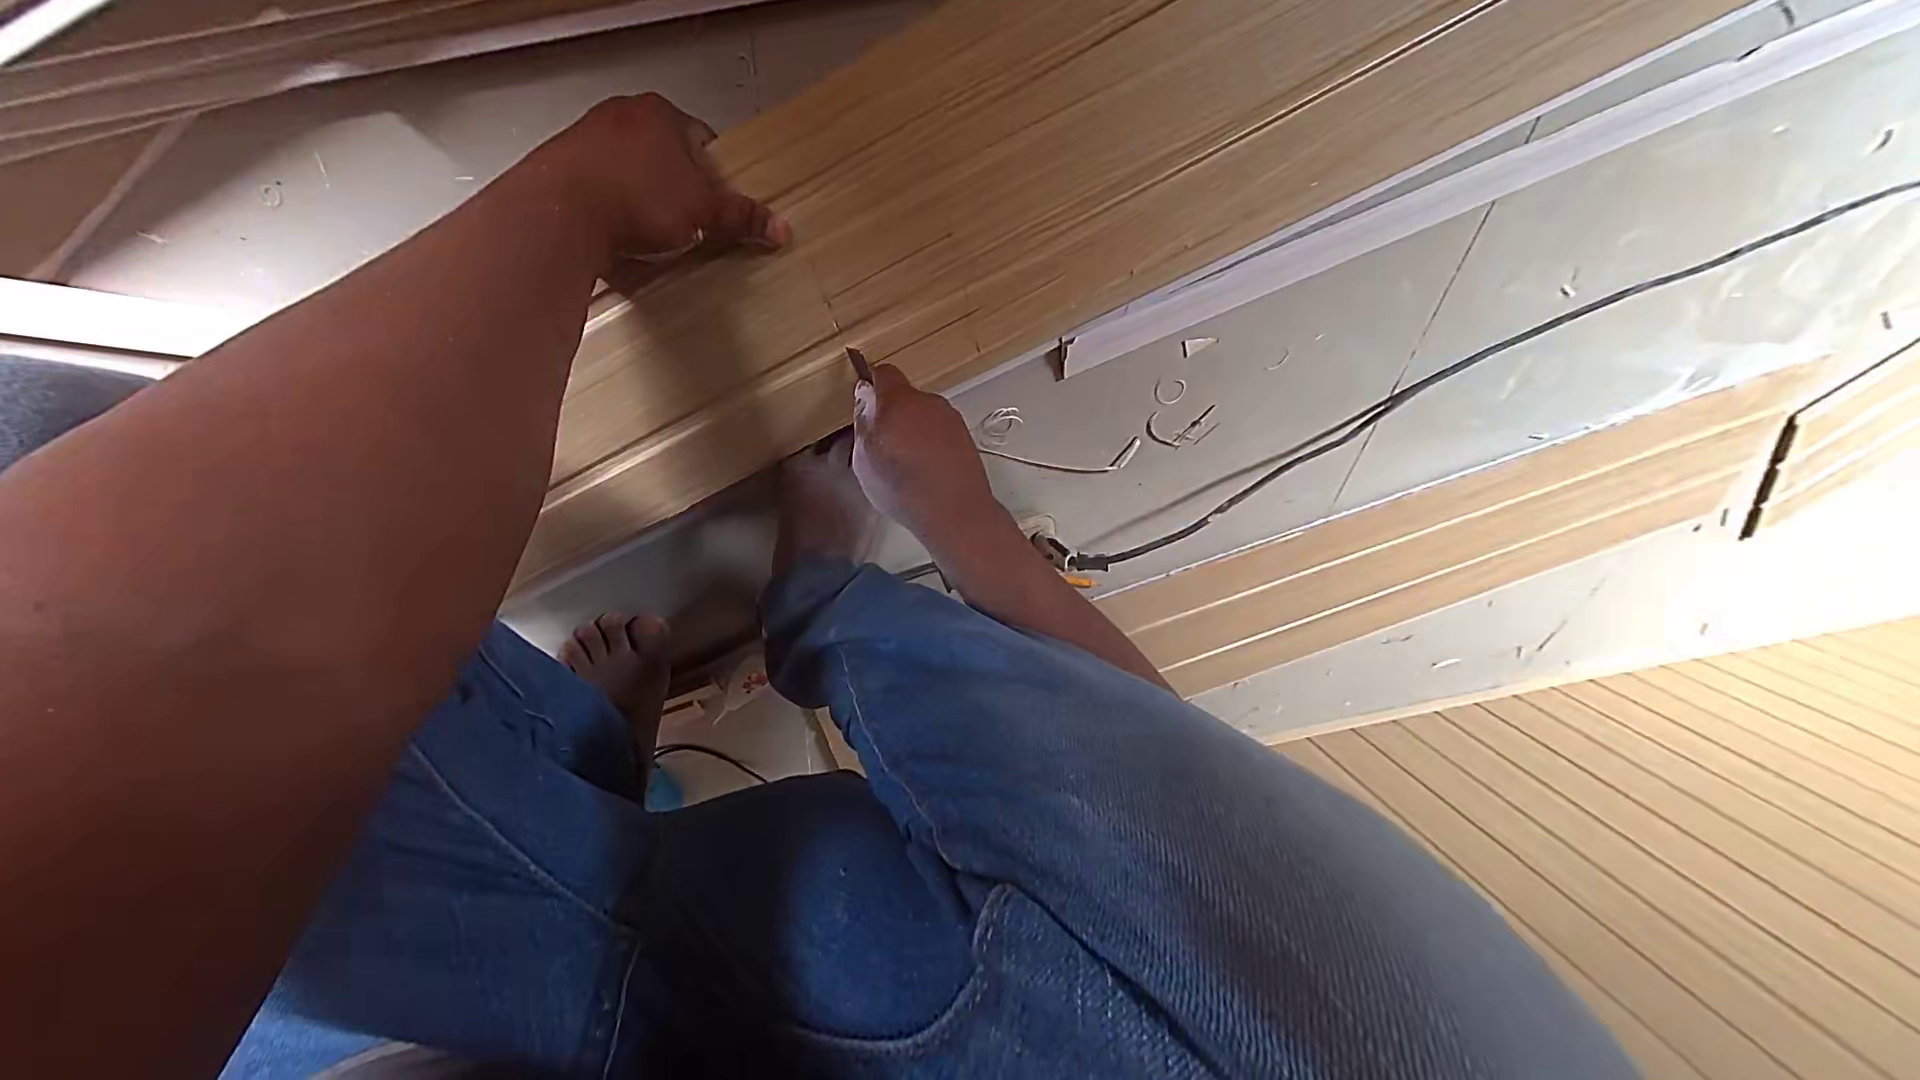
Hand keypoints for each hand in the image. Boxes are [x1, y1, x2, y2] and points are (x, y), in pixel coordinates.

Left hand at [541, 93, 789, 265]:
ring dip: (647, 197)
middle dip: (680, 187)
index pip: (703, 141)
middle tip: (693, 222)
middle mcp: (621, 115)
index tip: (719, 204)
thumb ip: (742, 218)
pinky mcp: (563, 165)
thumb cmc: (639, 200)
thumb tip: (780, 228)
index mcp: (661, 114)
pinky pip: (603, 186)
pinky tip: (624, 232)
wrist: (564, 213)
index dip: (716, 175)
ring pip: (633, 169)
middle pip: (667, 154)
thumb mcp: (705, 212)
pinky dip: (616, 206)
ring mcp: (587, 137)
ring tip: (657, 233)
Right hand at [851, 364, 1001, 540]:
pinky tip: (924, 471)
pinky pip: (940, 433)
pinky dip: (931, 445)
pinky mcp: (965, 438)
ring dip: (913, 431)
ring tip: (904, 464)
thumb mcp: (865, 458)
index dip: (871, 384)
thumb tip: (864, 398)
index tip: (863, 401)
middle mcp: (929, 403)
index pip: (884, 373)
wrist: (955, 512)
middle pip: (906, 397)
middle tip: (880, 444)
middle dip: (892, 414)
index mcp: (900, 400)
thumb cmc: (906, 488)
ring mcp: (951, 420)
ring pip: (924, 416)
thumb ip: (863, 421)